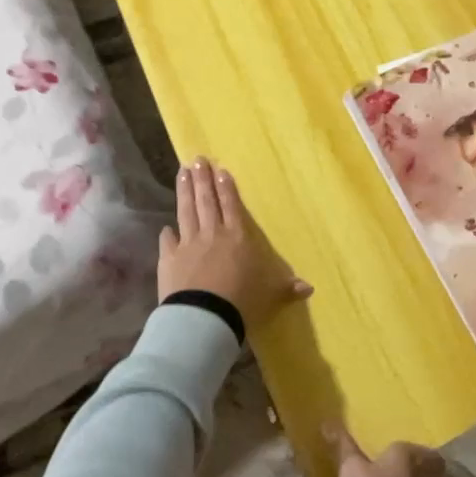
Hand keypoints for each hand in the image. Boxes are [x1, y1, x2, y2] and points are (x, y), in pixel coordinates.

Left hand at [159, 157, 311, 329]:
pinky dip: (166, 234)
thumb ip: (288, 287)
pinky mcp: (169, 259)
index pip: (231, 206)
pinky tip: (165, 227)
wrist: (206, 316)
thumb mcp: (272, 293)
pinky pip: (167, 242)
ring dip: (184, 192)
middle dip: (203, 180)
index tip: (219, 170)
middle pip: (207, 201)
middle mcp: (212, 234)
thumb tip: (310, 287)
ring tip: (181, 172)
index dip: (226, 188)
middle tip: (197, 160)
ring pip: (186, 212)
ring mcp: (188, 244)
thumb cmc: (244, 299)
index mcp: (238, 236)